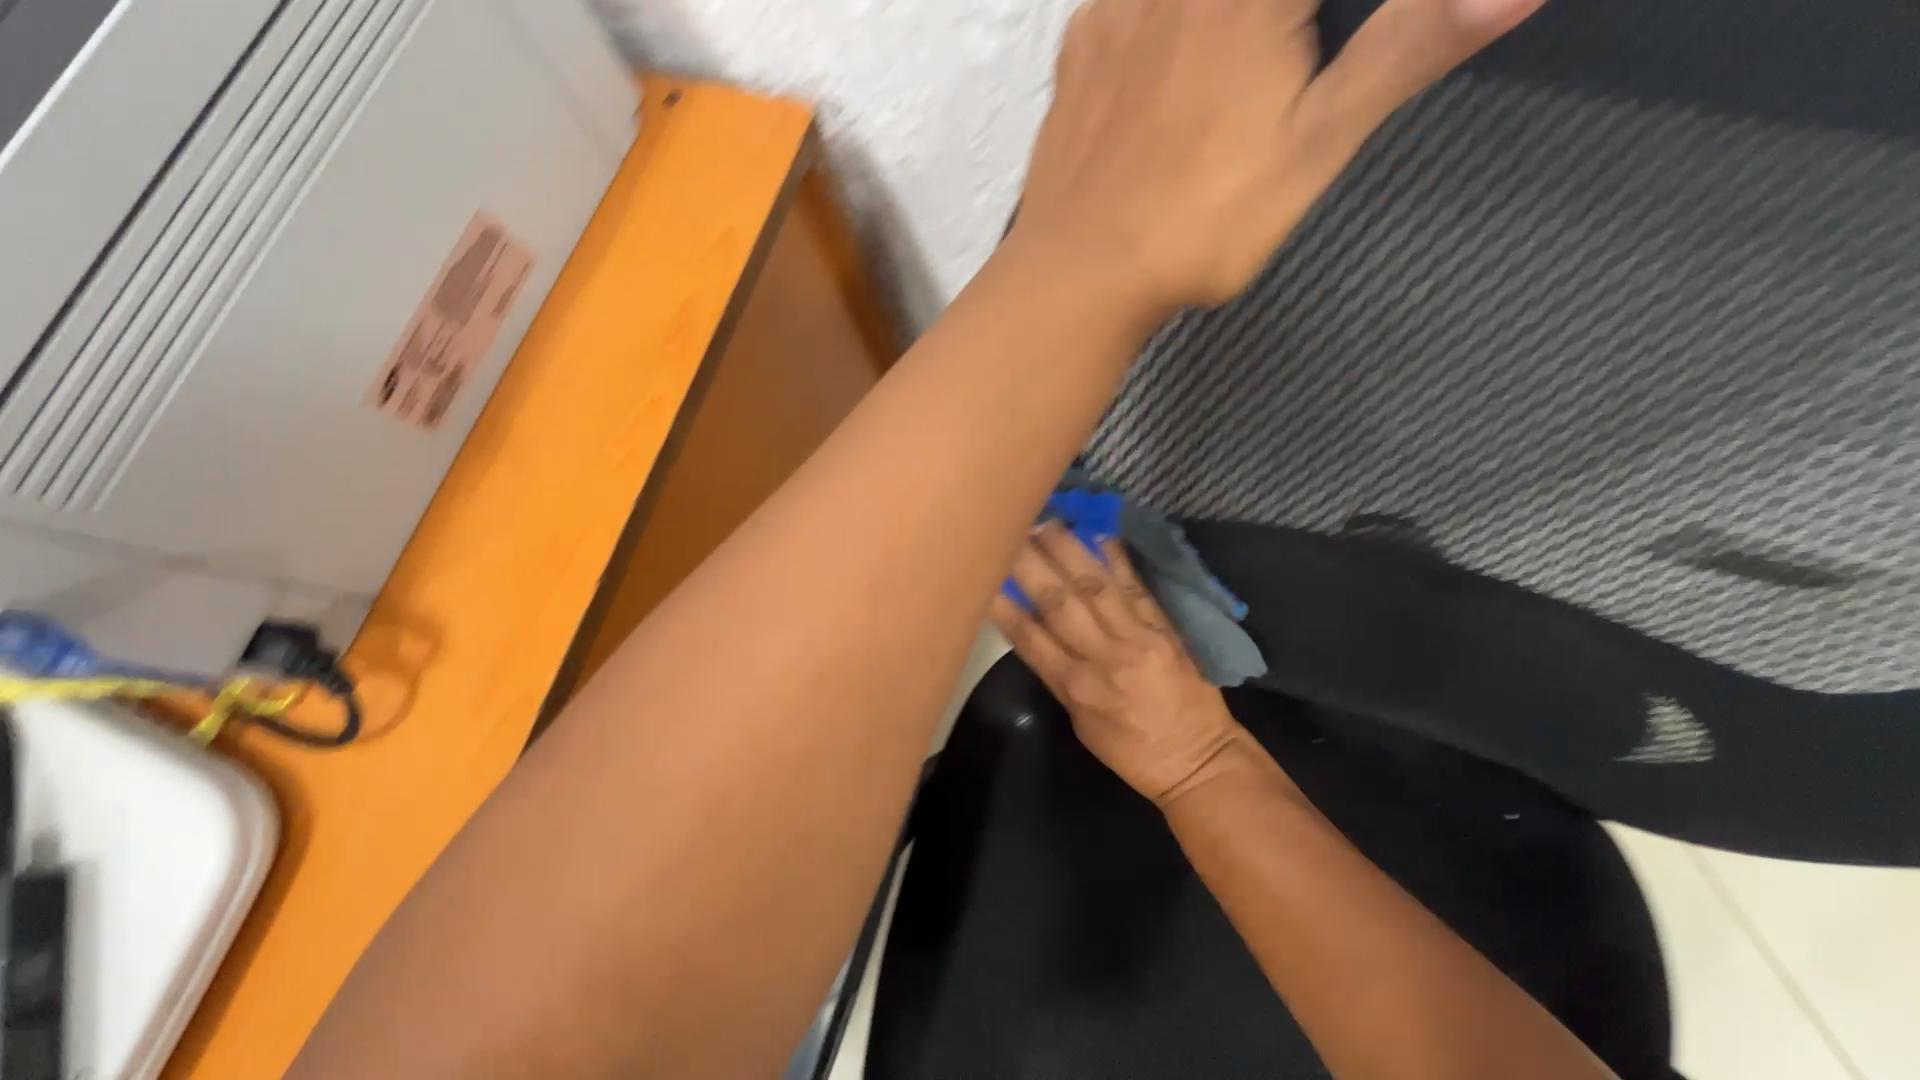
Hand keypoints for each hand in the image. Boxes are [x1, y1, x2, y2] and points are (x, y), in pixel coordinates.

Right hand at [990, 523, 1247, 806]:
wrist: (1199, 760)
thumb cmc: (1132, 751)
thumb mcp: (1082, 723)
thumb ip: (1059, 675)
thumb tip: (1035, 632)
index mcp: (1076, 688)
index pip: (1031, 638)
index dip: (1005, 605)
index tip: (984, 575)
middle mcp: (1104, 658)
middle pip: (1060, 603)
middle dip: (1032, 564)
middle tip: (1010, 530)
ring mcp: (1138, 639)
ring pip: (1095, 586)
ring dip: (1069, 551)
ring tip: (1046, 522)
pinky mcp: (1165, 629)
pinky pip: (1136, 589)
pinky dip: (1117, 560)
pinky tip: (1099, 534)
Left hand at [1009, 0, 1546, 312]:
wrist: (1079, 274)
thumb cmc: (1200, 221)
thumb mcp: (1318, 140)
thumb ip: (1407, 47)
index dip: (1320, 20)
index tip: (1308, 68)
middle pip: (1255, 2)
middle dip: (1283, 31)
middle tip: (1285, 64)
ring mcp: (1115, 6)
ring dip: (1222, 26)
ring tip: (1227, 97)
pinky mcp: (1078, 47)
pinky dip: (1159, 14)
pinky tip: (1172, 60)